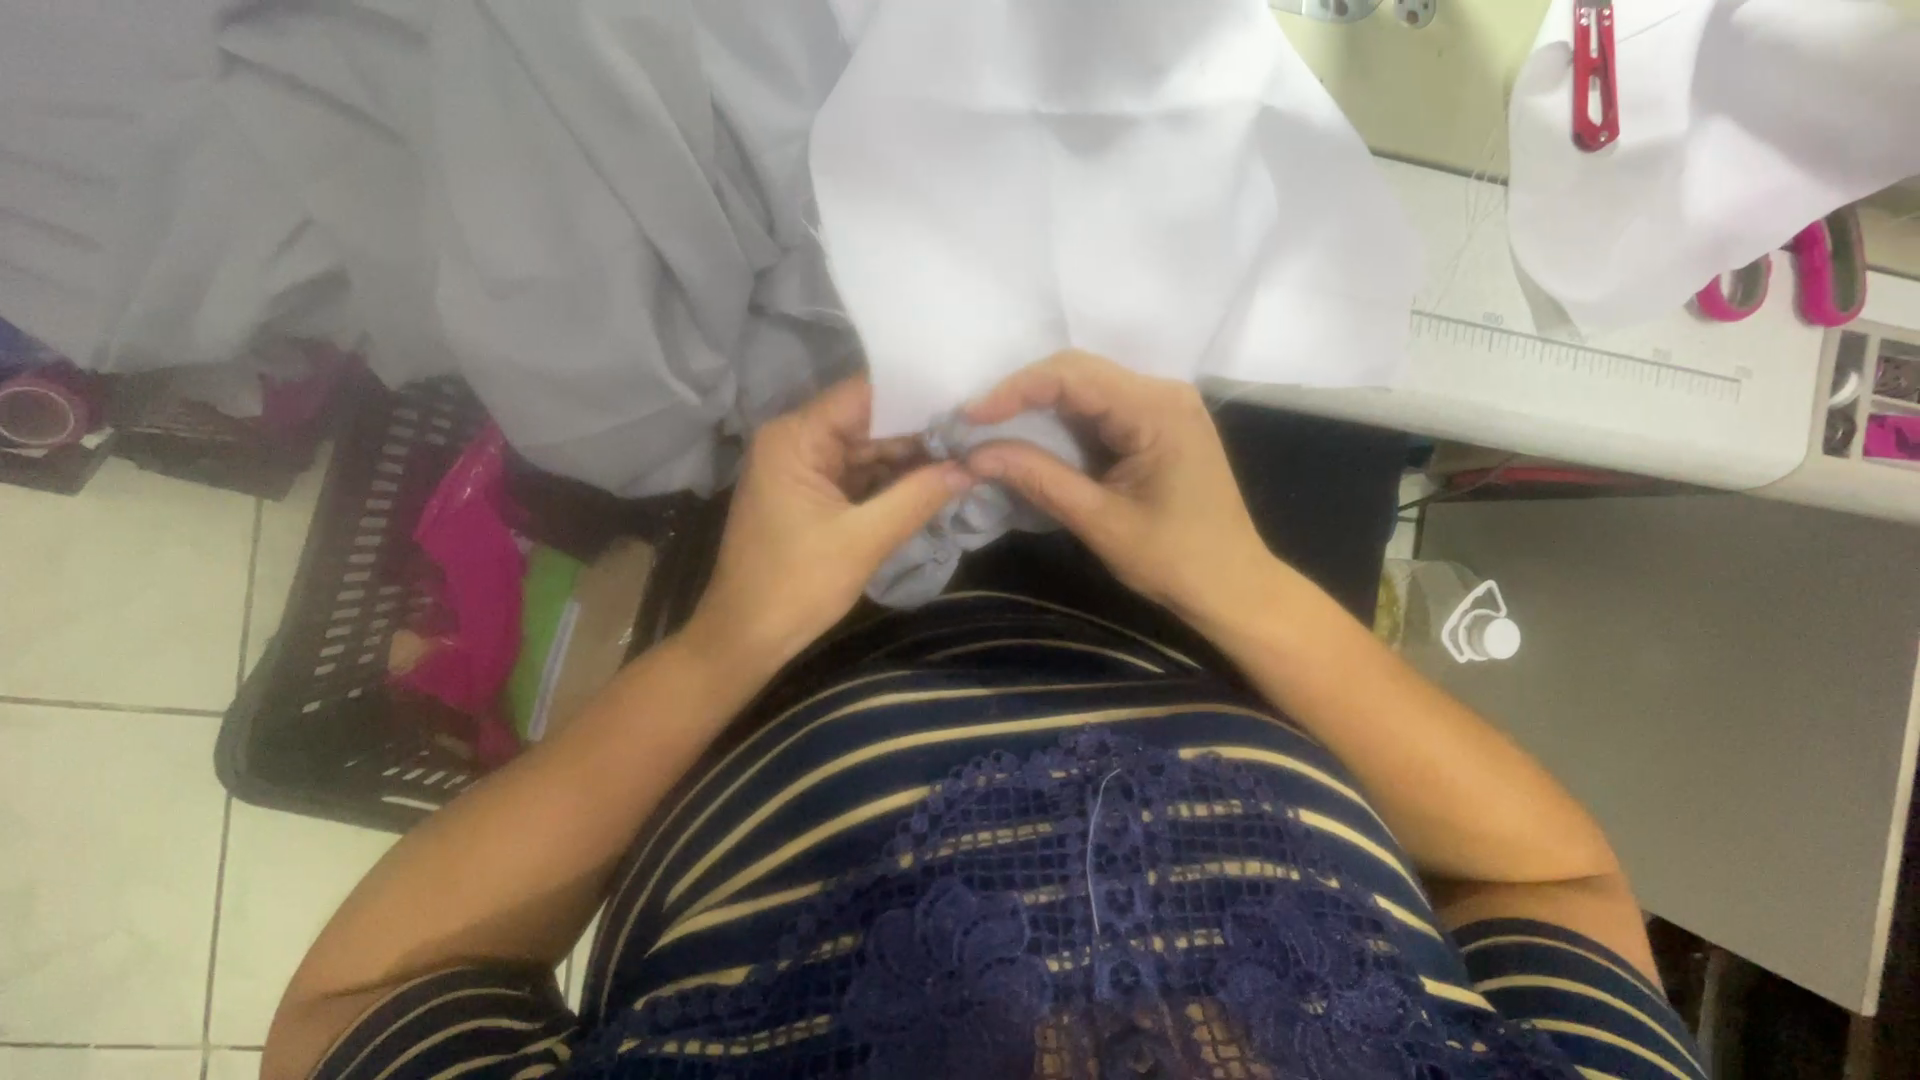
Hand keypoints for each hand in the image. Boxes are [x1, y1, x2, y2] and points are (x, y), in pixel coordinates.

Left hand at [682, 377, 971, 675]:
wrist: (745, 640)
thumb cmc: (795, 586)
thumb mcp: (864, 540)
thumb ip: (917, 497)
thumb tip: (970, 468)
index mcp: (795, 438)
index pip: (864, 396)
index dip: (916, 397)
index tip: (967, 401)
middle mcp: (795, 441)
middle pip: (868, 422)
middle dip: (920, 432)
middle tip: (978, 435)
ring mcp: (802, 469)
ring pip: (867, 451)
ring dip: (910, 459)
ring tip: (968, 456)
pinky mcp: (810, 495)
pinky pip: (858, 477)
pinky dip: (891, 482)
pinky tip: (935, 482)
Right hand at [964, 351, 1284, 627]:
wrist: (1232, 587)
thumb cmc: (1175, 560)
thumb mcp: (1100, 521)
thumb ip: (1040, 479)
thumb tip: (975, 454)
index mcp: (1157, 410)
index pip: (1072, 376)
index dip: (1014, 390)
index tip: (968, 418)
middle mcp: (1163, 393)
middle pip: (1077, 372)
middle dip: (1021, 395)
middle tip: (972, 425)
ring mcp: (1163, 406)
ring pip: (1085, 388)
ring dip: (1037, 406)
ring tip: (990, 430)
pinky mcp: (1157, 425)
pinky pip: (1099, 409)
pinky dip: (1061, 421)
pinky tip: (1030, 438)